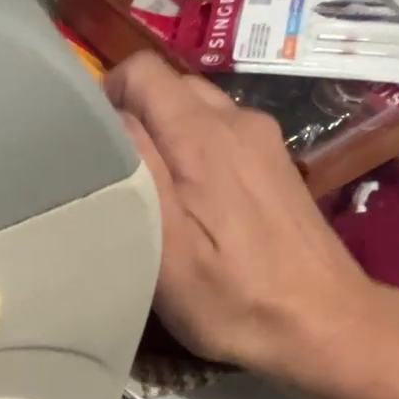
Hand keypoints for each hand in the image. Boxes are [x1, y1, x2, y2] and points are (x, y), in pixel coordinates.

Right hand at [105, 53, 398, 375]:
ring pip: (187, 109)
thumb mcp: (166, 248)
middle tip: (103, 179)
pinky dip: (182, 152)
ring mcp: (258, 138)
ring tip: (136, 193)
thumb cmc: (229, 297)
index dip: (101, 108)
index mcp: (201, 137)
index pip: (137, 78)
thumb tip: (107, 126)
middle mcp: (234, 121)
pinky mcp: (268, 160)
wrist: (317, 320)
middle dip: (124, 120)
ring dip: (154, 138)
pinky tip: (176, 202)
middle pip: (162, 88)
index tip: (80, 158)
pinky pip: (211, 132)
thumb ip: (137, 178)